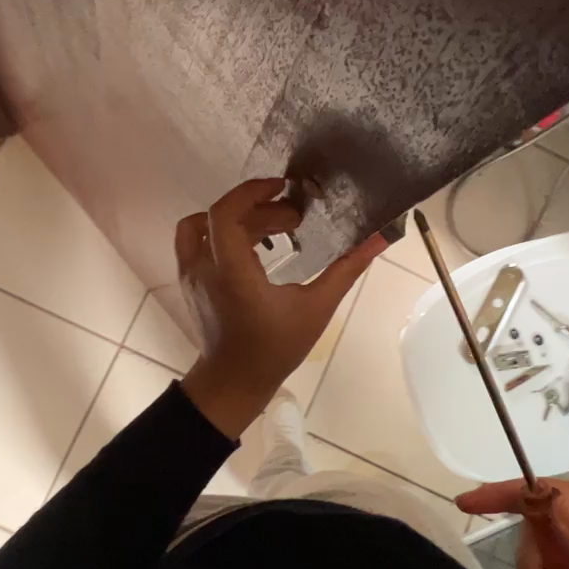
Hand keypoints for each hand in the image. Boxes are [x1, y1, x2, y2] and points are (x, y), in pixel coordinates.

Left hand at [175, 179, 384, 438]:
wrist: (234, 381)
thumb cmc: (275, 348)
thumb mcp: (316, 309)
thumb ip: (346, 270)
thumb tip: (379, 238)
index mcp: (232, 272)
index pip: (226, 214)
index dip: (250, 192)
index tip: (282, 188)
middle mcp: (204, 268)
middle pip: (222, 217)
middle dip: (260, 209)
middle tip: (295, 219)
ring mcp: (191, 274)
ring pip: (206, 226)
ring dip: (239, 219)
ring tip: (274, 231)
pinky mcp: (189, 281)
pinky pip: (196, 242)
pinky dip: (221, 233)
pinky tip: (253, 246)